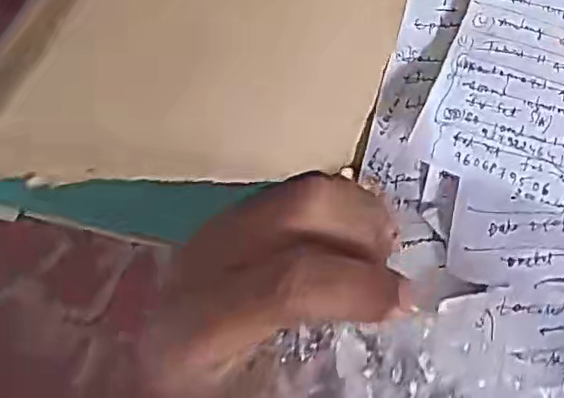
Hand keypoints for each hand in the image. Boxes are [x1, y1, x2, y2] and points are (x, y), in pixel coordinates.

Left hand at [145, 173, 410, 394]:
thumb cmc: (209, 390)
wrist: (158, 376)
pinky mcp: (237, 215)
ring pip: (305, 187)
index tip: (405, 303)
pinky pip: (300, 189)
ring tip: (382, 247)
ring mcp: (219, 228)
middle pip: (301, 207)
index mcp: (195, 324)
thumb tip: (388, 337)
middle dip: (364, 226)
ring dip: (359, 208)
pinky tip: (358, 233)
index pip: (288, 283)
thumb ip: (311, 372)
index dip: (358, 287)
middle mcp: (203, 261)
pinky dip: (341, 203)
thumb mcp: (253, 395)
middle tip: (394, 262)